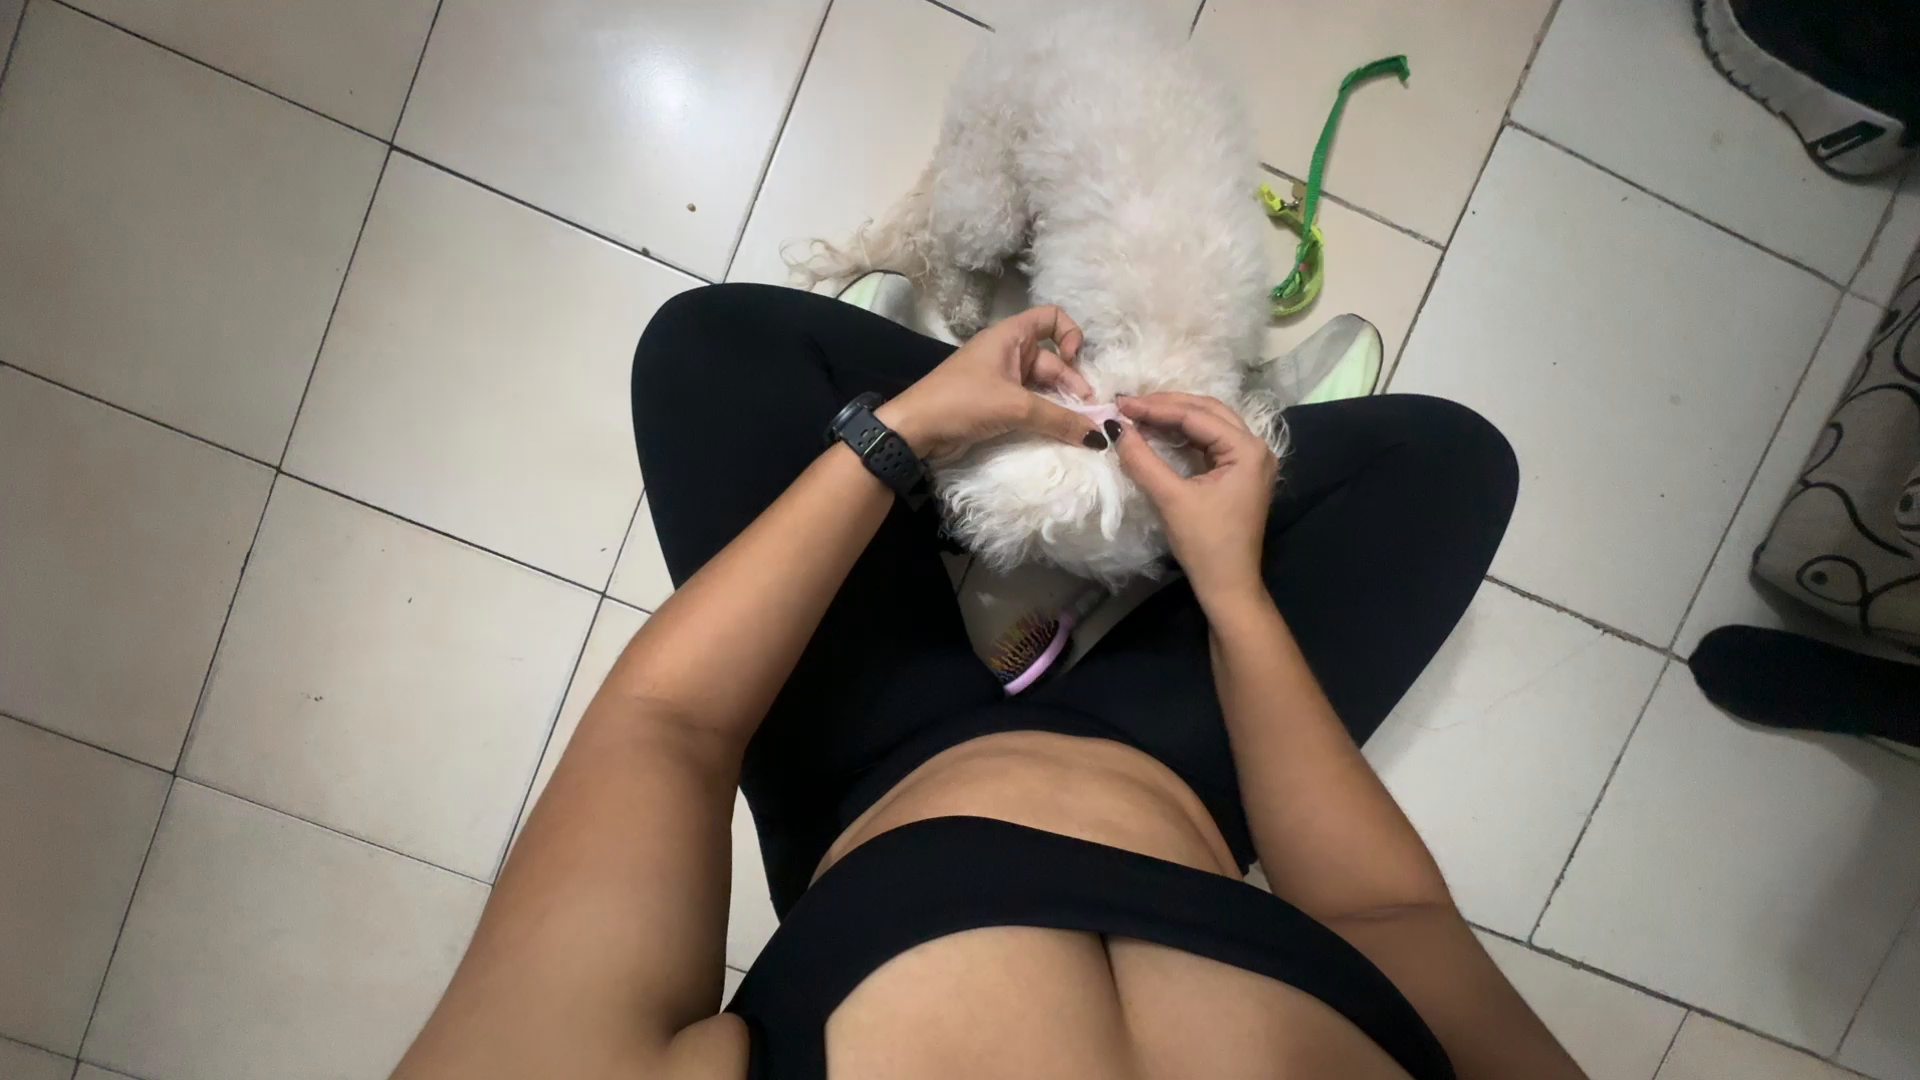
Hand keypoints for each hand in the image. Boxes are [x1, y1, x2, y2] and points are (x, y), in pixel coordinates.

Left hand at [874, 306, 1106, 459]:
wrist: (916, 430)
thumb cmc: (963, 402)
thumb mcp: (1015, 407)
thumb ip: (1059, 419)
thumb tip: (1100, 435)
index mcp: (1010, 336)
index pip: (1052, 318)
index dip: (1070, 335)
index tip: (1074, 361)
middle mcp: (1008, 352)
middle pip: (1053, 361)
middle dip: (1072, 385)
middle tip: (1089, 415)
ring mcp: (1001, 380)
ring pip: (1042, 387)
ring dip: (1061, 406)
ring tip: (1079, 429)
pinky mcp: (995, 405)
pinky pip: (1029, 406)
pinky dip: (1044, 418)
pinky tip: (1058, 435)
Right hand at [1113, 392, 1277, 604]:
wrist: (1227, 584)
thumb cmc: (1205, 543)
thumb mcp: (1171, 499)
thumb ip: (1143, 460)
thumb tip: (1116, 428)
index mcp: (1247, 449)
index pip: (1196, 416)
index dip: (1156, 408)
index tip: (1121, 403)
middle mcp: (1255, 447)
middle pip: (1207, 411)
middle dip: (1167, 405)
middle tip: (1129, 404)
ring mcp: (1249, 461)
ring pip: (1209, 424)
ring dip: (1174, 417)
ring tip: (1139, 415)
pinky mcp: (1238, 474)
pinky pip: (1209, 442)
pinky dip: (1183, 435)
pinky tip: (1158, 433)